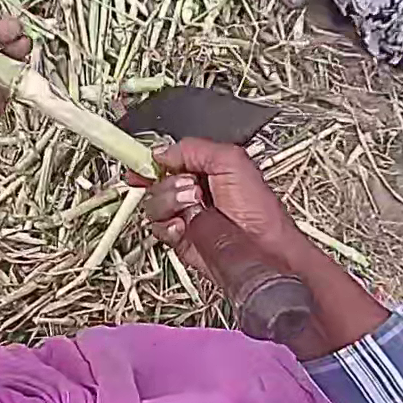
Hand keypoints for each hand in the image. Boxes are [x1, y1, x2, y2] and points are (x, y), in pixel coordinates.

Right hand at [132, 137, 389, 355]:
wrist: (262, 253)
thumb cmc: (259, 212)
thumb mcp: (231, 162)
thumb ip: (195, 149)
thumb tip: (161, 151)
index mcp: (203, 169)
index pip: (166, 160)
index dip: (150, 162)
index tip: (140, 165)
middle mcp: (190, 192)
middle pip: (153, 182)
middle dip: (166, 186)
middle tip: (190, 191)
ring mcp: (183, 217)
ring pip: (152, 206)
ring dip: (168, 205)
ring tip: (193, 209)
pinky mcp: (179, 240)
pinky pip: (159, 229)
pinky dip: (168, 227)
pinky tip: (186, 228)